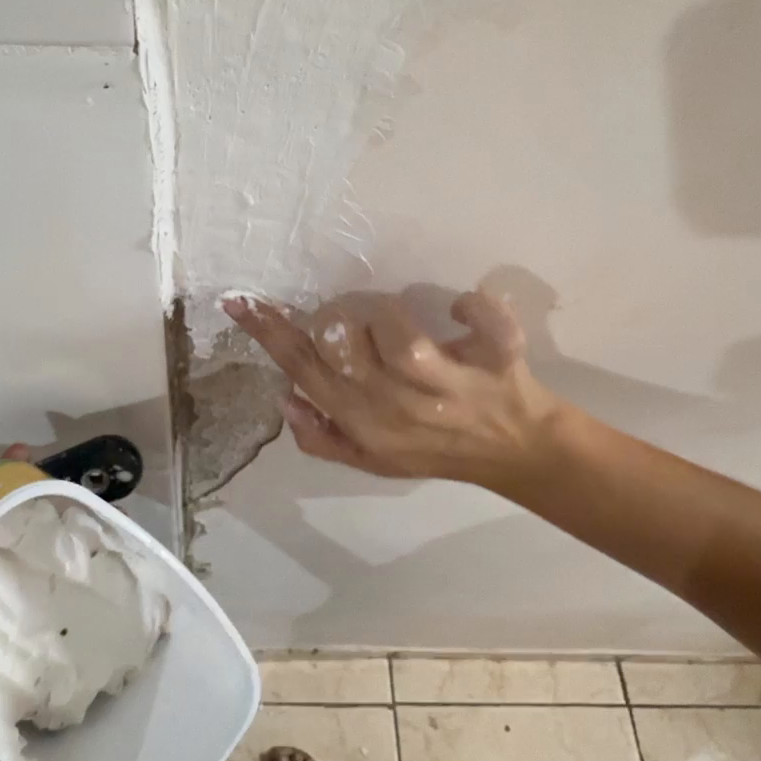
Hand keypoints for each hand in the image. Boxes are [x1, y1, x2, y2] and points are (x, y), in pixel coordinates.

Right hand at [223, 290, 567, 489]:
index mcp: (364, 422)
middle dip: (335, 321)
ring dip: (390, 314)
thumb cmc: (436, 450)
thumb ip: (322, 437)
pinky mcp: (498, 363)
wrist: (518, 455)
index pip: (304, 370)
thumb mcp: (371, 460)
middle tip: (350, 324)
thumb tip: (285, 398)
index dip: (269, 332)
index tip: (241, 300)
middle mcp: (399, 405)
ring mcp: (450, 387)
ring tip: (398, 322)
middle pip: (342, 345)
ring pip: (399, 334)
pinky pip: (483, 323)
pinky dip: (475, 308)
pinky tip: (461, 310)